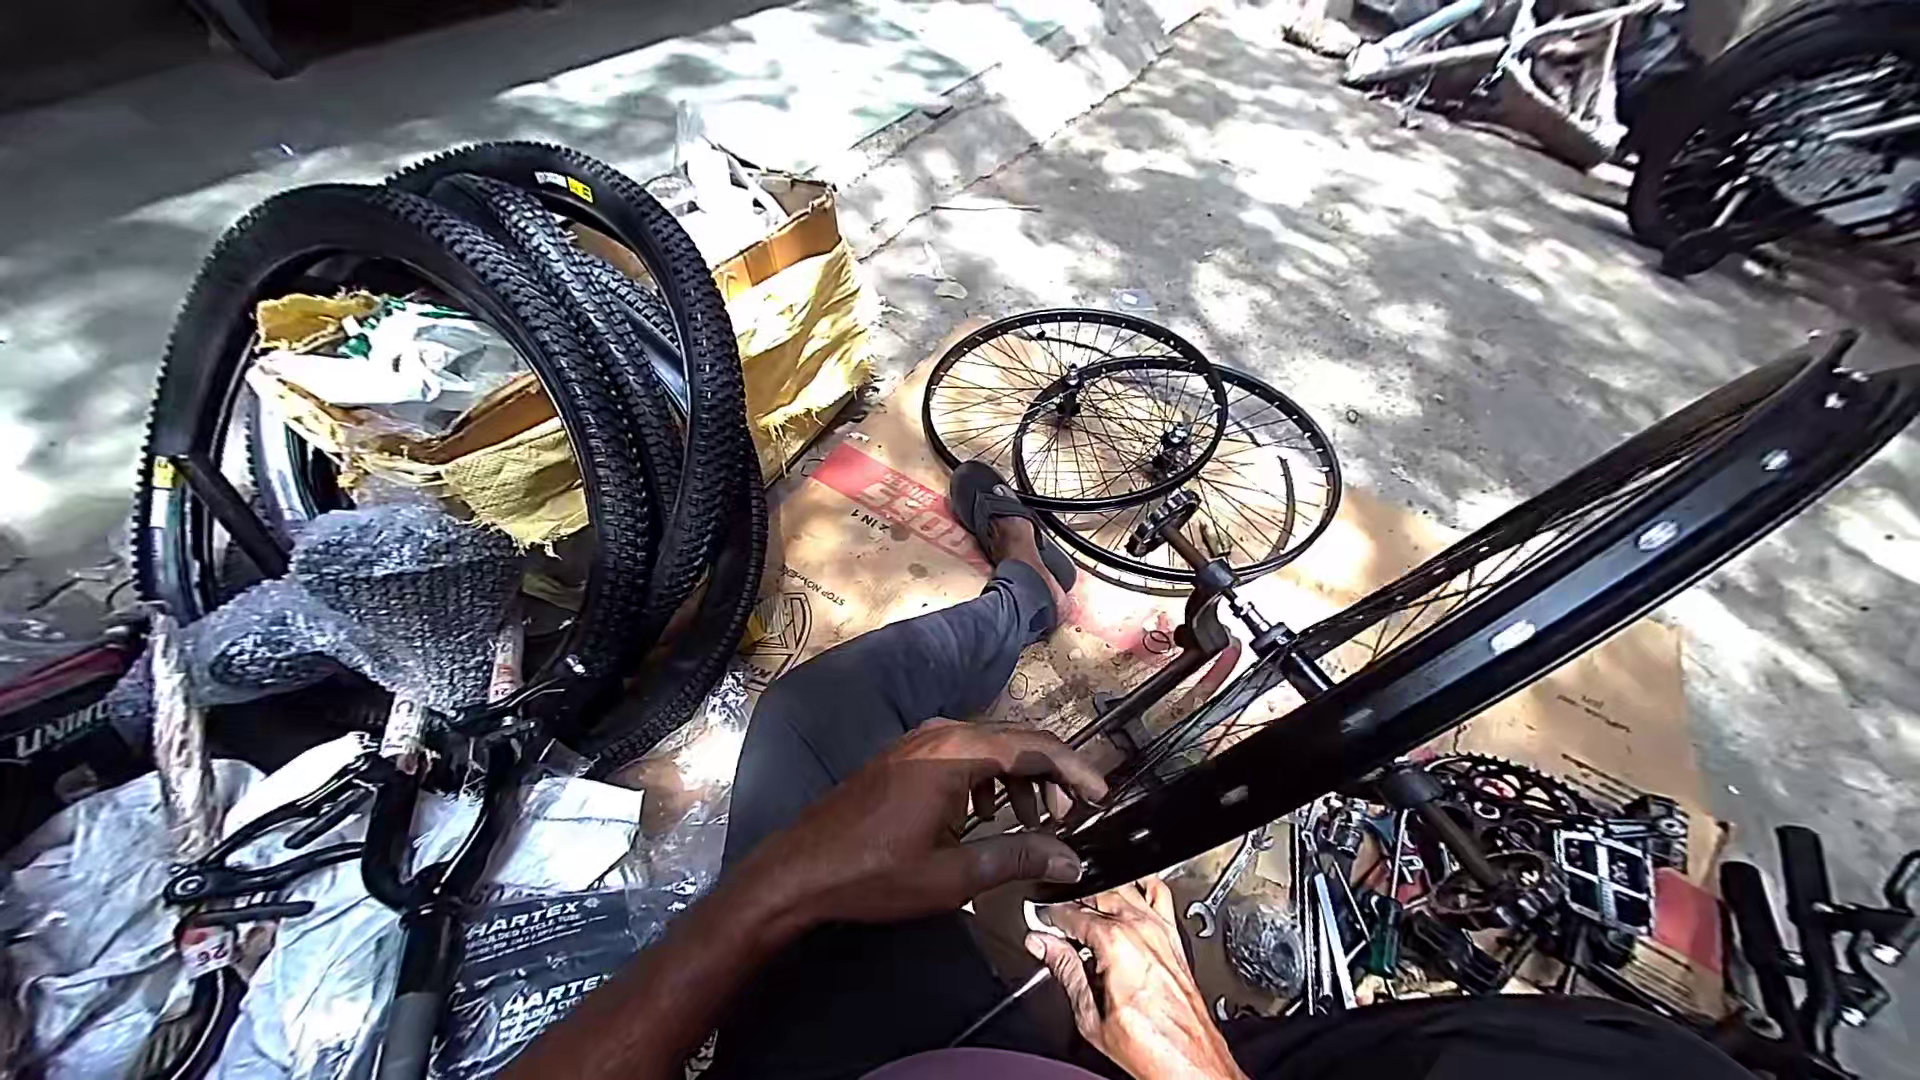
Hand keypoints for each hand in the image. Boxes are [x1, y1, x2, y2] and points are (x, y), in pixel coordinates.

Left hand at [735, 720, 1108, 925]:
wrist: (801, 867)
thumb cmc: (876, 873)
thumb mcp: (952, 875)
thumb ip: (1016, 857)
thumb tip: (1071, 859)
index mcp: (956, 753)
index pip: (1033, 746)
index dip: (1075, 768)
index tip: (1102, 793)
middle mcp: (942, 732)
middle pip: (1015, 741)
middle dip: (1050, 776)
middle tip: (1067, 819)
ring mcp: (922, 738)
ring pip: (991, 746)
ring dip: (1019, 778)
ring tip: (1033, 822)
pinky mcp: (909, 751)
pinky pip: (965, 753)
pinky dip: (989, 778)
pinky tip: (987, 814)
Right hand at [1029, 878, 1247, 1079]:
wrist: (1192, 1066)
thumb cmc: (1150, 1050)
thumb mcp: (1091, 1017)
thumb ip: (1065, 971)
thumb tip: (1043, 944)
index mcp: (1113, 943)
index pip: (1070, 913)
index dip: (1050, 915)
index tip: (1041, 921)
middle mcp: (1137, 927)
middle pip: (1094, 893)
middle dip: (1071, 900)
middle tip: (1057, 916)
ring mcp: (1158, 927)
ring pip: (1121, 886)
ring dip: (1098, 890)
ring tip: (1084, 905)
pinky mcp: (1173, 934)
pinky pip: (1157, 891)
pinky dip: (1139, 883)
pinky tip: (1126, 889)